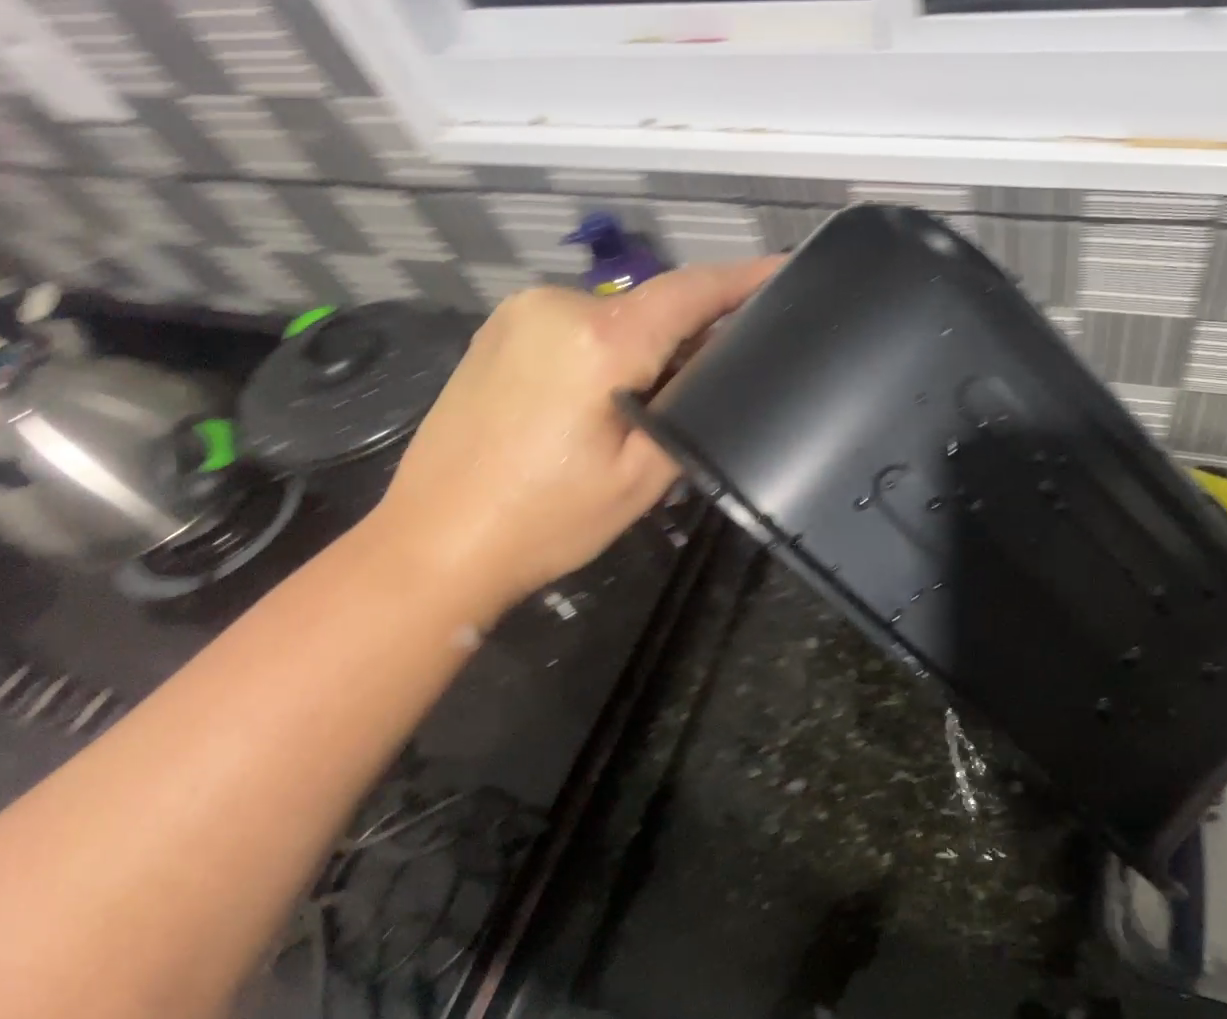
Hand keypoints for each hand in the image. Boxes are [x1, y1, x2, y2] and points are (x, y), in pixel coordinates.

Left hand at [363, 258, 780, 614]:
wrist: (436, 542)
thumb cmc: (547, 520)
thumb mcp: (642, 476)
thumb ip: (689, 404)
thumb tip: (715, 359)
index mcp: (599, 339)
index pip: (692, 291)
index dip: (746, 278)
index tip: (790, 268)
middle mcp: (556, 305)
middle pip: (654, 305)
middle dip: (697, 331)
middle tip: (728, 378)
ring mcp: (519, 315)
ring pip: (615, 318)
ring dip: (651, 347)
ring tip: (664, 404)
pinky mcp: (498, 334)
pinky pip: (578, 327)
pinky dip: (610, 350)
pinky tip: (611, 399)